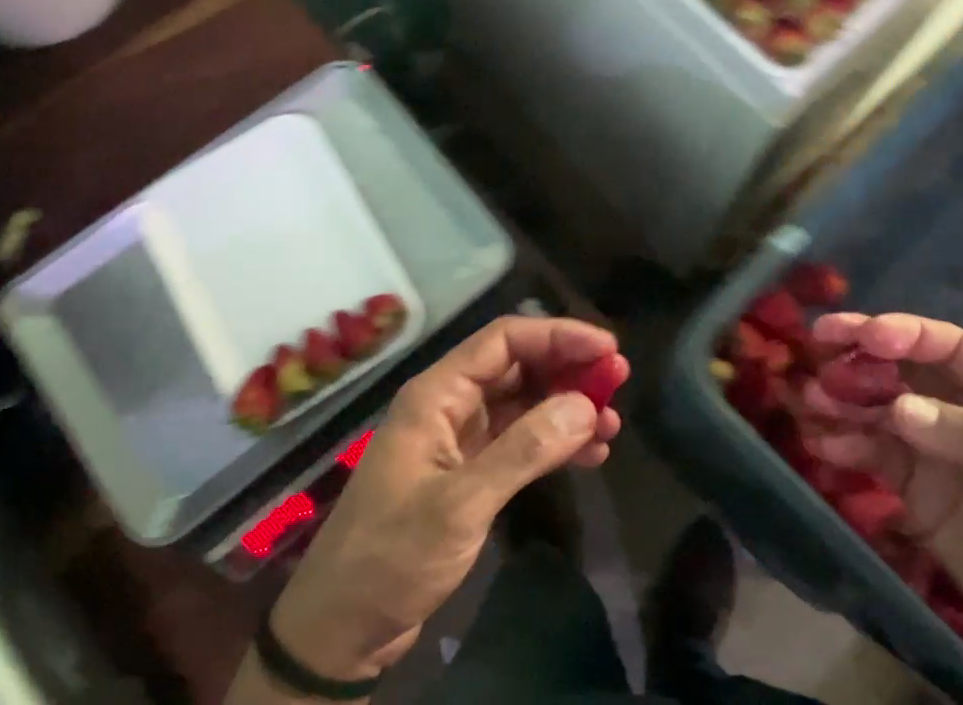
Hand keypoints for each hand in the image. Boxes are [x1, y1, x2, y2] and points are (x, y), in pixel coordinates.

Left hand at [256, 317, 624, 695]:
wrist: (342, 626)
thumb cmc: (391, 555)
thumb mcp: (460, 504)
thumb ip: (523, 450)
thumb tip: (586, 405)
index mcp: (436, 396)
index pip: (503, 341)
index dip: (558, 336)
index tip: (608, 349)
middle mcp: (448, 407)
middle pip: (517, 367)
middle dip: (569, 369)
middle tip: (620, 382)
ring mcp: (459, 442)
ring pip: (523, 405)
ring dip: (567, 409)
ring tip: (613, 425)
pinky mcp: (468, 476)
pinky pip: (520, 443)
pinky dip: (555, 444)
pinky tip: (590, 455)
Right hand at [801, 313, 962, 704]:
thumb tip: (899, 407)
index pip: (952, 349)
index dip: (907, 333)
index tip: (864, 335)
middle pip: (907, 372)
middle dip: (863, 357)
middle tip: (818, 348)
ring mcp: (939, 457)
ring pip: (883, 412)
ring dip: (846, 400)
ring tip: (810, 399)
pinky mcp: (919, 498)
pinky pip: (877, 460)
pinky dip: (846, 447)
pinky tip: (820, 444)